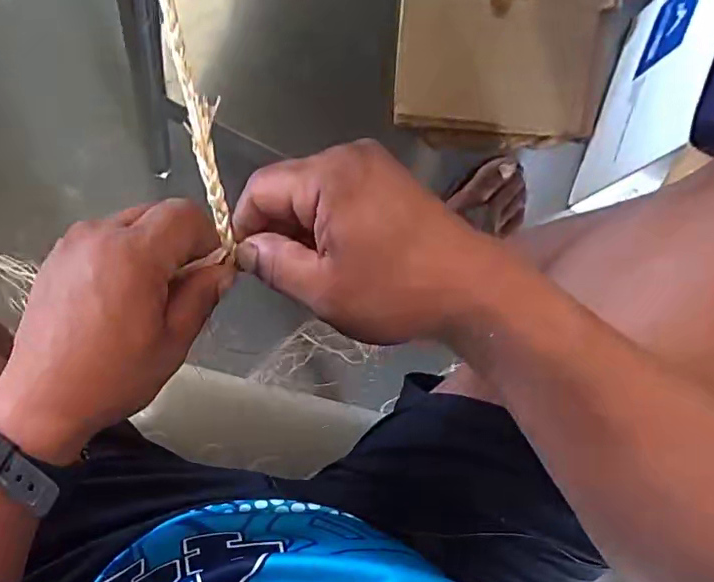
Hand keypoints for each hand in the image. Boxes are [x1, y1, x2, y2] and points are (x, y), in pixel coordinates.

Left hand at [0, 199, 233, 462]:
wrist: (44, 398)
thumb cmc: (112, 379)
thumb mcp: (171, 344)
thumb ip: (200, 297)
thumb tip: (221, 270)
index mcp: (134, 254)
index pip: (184, 214)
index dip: (207, 236)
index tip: (210, 268)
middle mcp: (100, 234)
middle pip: (153, 214)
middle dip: (176, 244)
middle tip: (180, 290)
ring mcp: (72, 244)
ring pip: (125, 227)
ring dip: (146, 251)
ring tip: (143, 301)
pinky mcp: (55, 259)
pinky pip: (99, 243)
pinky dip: (117, 259)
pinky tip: (113, 303)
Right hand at [234, 140, 516, 344]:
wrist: (470, 290)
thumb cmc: (392, 292)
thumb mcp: (322, 289)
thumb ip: (274, 264)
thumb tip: (245, 250)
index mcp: (327, 176)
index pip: (260, 189)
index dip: (242, 228)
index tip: (244, 267)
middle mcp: (349, 157)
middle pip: (287, 188)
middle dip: (274, 231)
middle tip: (279, 278)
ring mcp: (374, 168)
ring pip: (313, 196)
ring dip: (302, 233)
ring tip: (311, 276)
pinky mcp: (391, 184)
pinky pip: (341, 199)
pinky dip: (327, 228)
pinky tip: (338, 262)